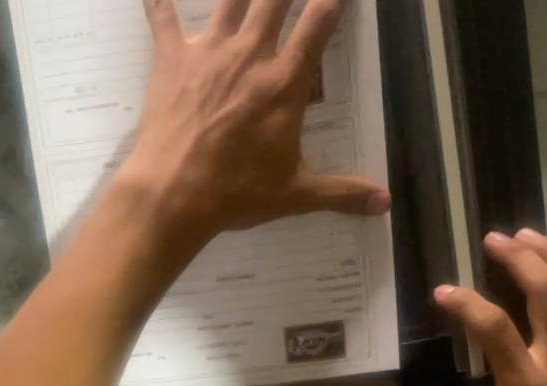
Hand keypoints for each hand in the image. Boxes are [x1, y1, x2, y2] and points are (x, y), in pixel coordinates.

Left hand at [115, 0, 390, 253]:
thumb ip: (341, 193)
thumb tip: (384, 203)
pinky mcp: (171, 59)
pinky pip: (161, 14)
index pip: (319, 23)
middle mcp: (250, 55)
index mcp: (284, 85)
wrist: (175, 195)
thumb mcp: (295, 195)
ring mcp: (208, 52)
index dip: (332, 0)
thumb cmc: (237, 194)